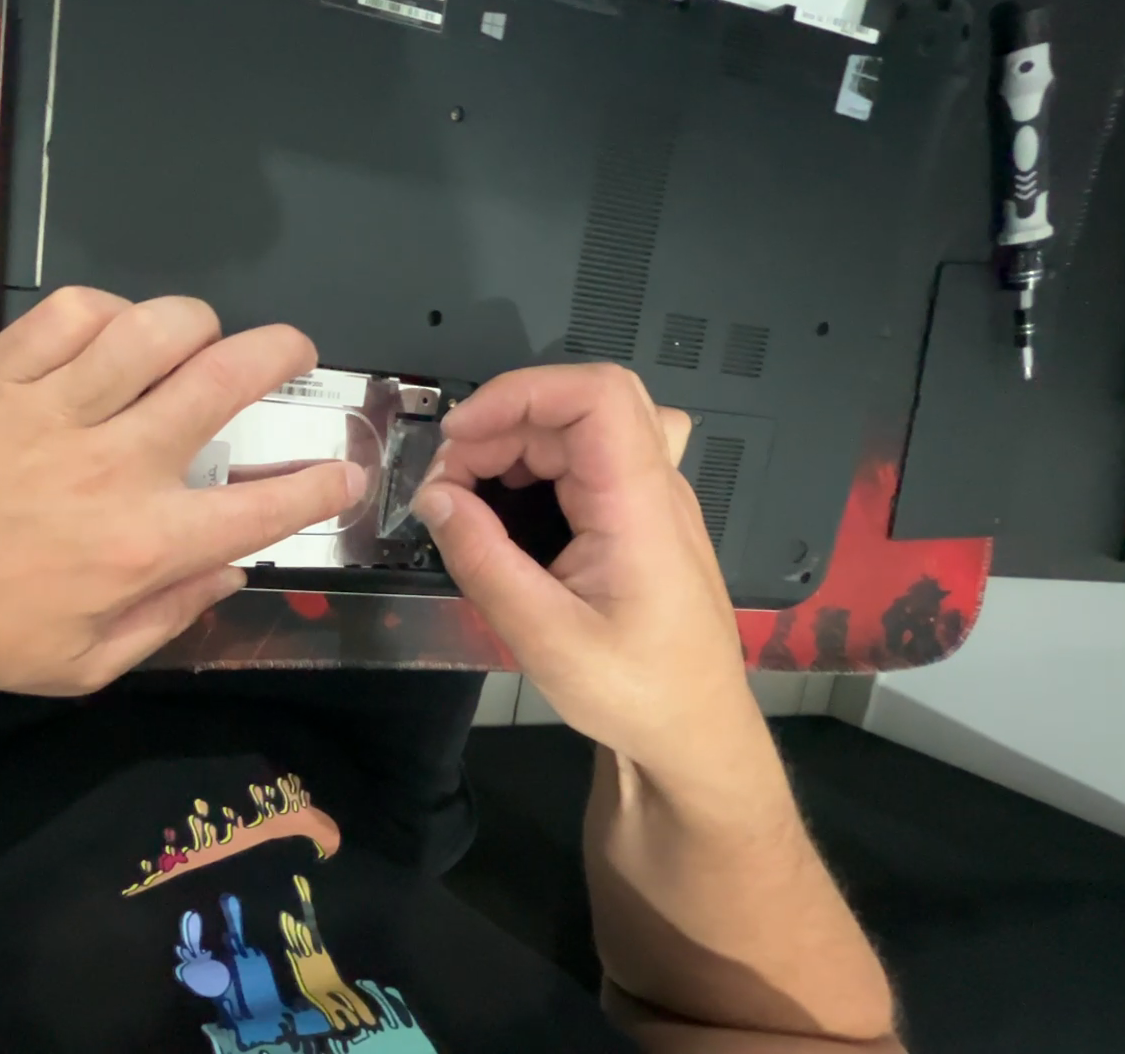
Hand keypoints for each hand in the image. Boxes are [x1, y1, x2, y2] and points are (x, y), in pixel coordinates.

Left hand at [0, 289, 364, 697]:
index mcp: (140, 545)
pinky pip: (73, 312)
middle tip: (298, 350)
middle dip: (283, 354)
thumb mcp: (85, 664)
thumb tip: (233, 571)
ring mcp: (53, 408)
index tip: (347, 471)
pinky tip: (113, 334)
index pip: (264, 507)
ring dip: (200, 322)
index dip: (323, 485)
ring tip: (202, 336)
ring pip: (155, 327)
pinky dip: (111, 311)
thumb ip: (170, 618)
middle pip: (224, 381)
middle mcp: (112, 466)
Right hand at [411, 363, 757, 772]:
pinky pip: (582, 456)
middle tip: (448, 483)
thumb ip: (482, 560)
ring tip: (465, 494)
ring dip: (509, 444)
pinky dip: (528, 462)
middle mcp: (652, 486)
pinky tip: (502, 502)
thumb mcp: (543, 636)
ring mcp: (648, 497)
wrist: (692, 732)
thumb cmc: (631, 691)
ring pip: (576, 426)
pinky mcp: (634, 514)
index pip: (596, 395)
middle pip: (575, 404)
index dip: (519, 393)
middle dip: (498, 425)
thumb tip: (432, 497)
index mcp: (639, 506)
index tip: (457, 437)